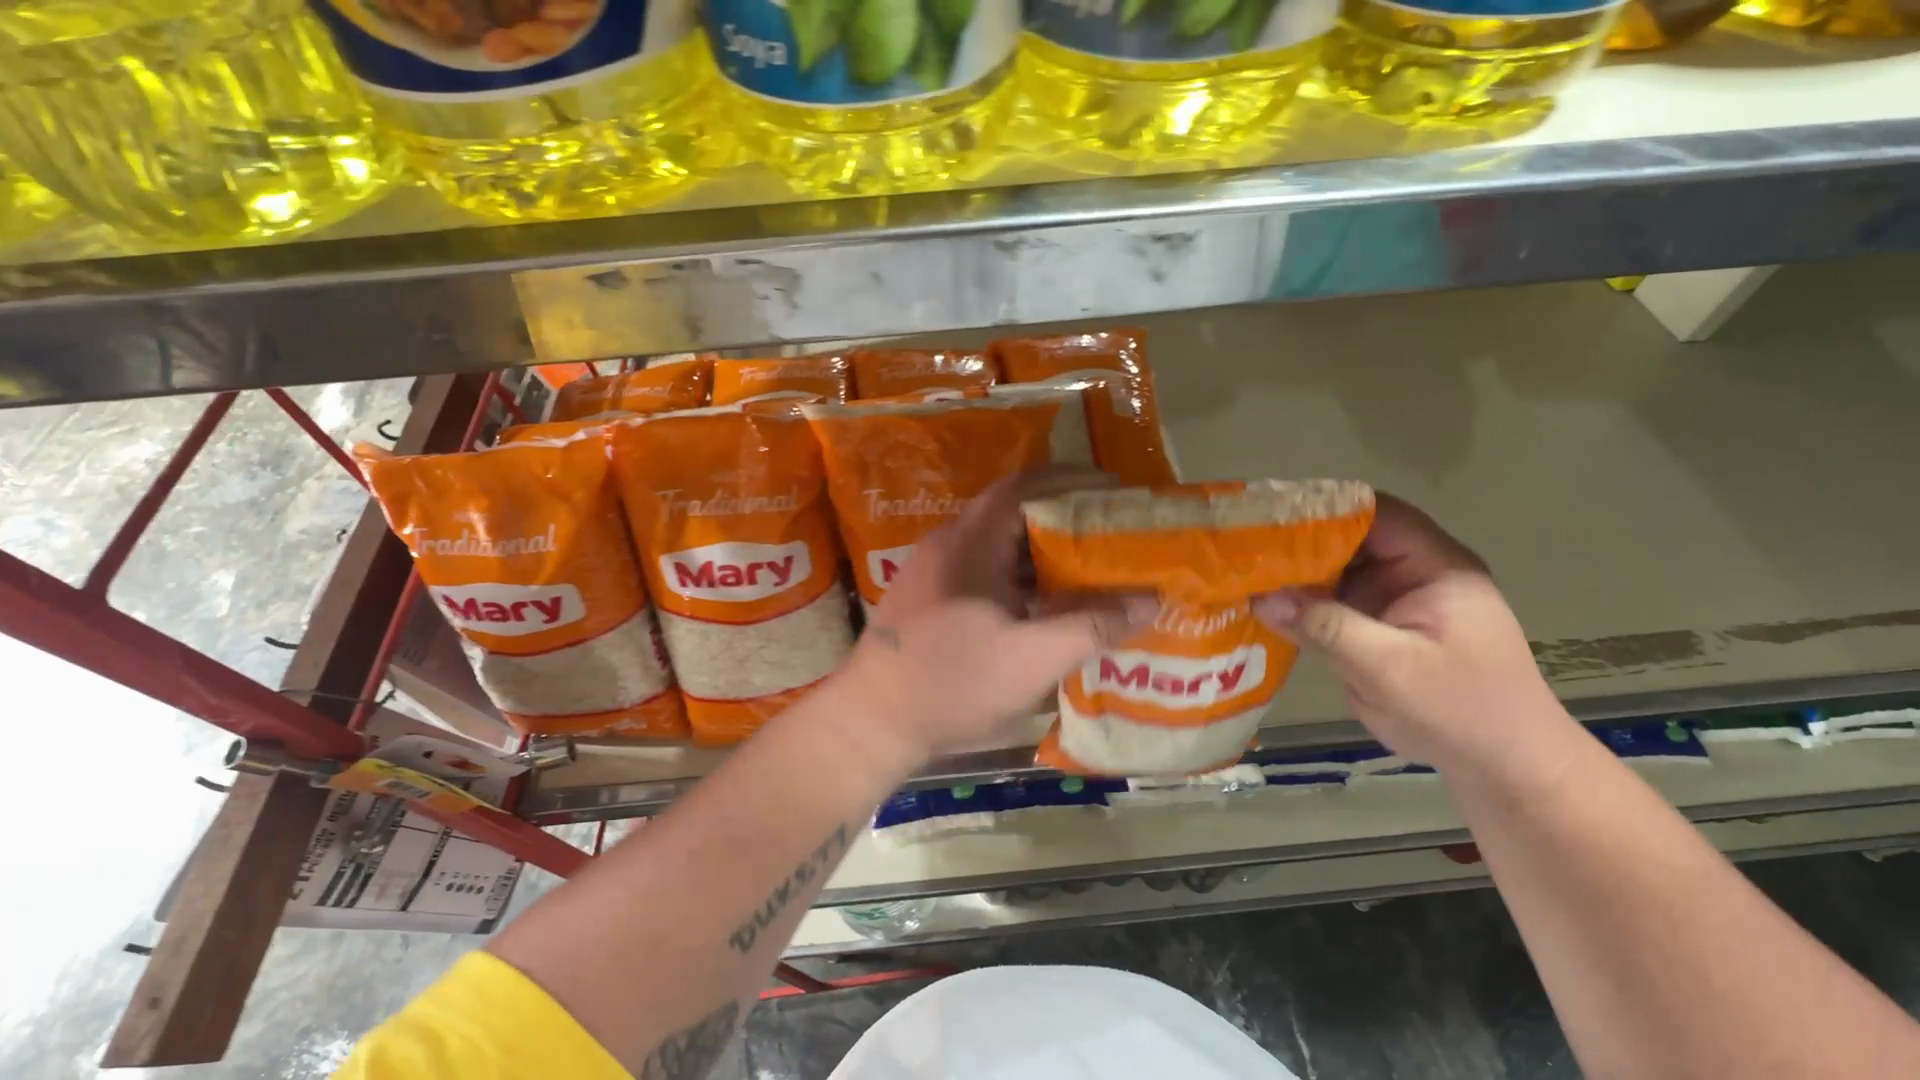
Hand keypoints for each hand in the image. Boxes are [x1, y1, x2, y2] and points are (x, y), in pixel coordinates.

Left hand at [837, 468, 1158, 769]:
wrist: (870, 723)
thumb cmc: (951, 684)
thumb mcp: (1031, 660)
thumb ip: (1092, 626)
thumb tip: (1152, 599)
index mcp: (969, 544)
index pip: (1023, 486)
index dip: (1070, 480)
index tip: (1113, 490)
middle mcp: (948, 545)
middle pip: (1013, 514)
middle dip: (1065, 519)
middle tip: (1113, 534)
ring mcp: (933, 573)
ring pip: (998, 547)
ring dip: (1042, 554)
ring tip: (1092, 570)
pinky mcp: (929, 601)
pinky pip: (983, 572)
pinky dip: (1019, 579)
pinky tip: (1046, 608)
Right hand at [1252, 494, 1579, 781]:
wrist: (1502, 766)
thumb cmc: (1461, 710)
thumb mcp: (1390, 669)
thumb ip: (1326, 628)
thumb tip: (1262, 596)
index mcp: (1434, 566)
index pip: (1376, 514)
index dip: (1324, 509)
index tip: (1269, 516)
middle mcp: (1413, 573)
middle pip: (1349, 539)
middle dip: (1298, 542)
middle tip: (1240, 548)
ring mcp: (1394, 602)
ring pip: (1336, 572)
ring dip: (1295, 574)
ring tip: (1239, 572)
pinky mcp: (1379, 630)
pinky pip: (1334, 606)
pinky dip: (1302, 605)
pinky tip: (1261, 606)